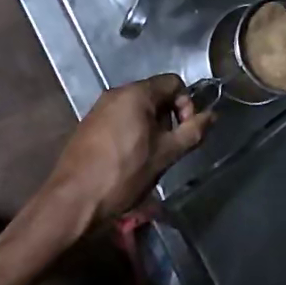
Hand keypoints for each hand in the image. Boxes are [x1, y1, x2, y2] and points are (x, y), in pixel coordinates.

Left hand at [43, 73, 215, 222]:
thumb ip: (193, 132)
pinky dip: (132, 132)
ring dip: (151, 127)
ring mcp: (99, 108)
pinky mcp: (88, 125)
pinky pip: (120, 119)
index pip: (174, 83)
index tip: (185, 132)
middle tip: (169, 148)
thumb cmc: (123, 174)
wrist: (72, 202)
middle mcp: (116, 93)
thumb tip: (213, 115)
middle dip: (169, 118)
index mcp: (136, 93)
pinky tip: (130, 160)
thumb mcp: (165, 155)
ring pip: (137, 108)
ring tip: (150, 157)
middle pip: (155, 94)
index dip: (187, 104)